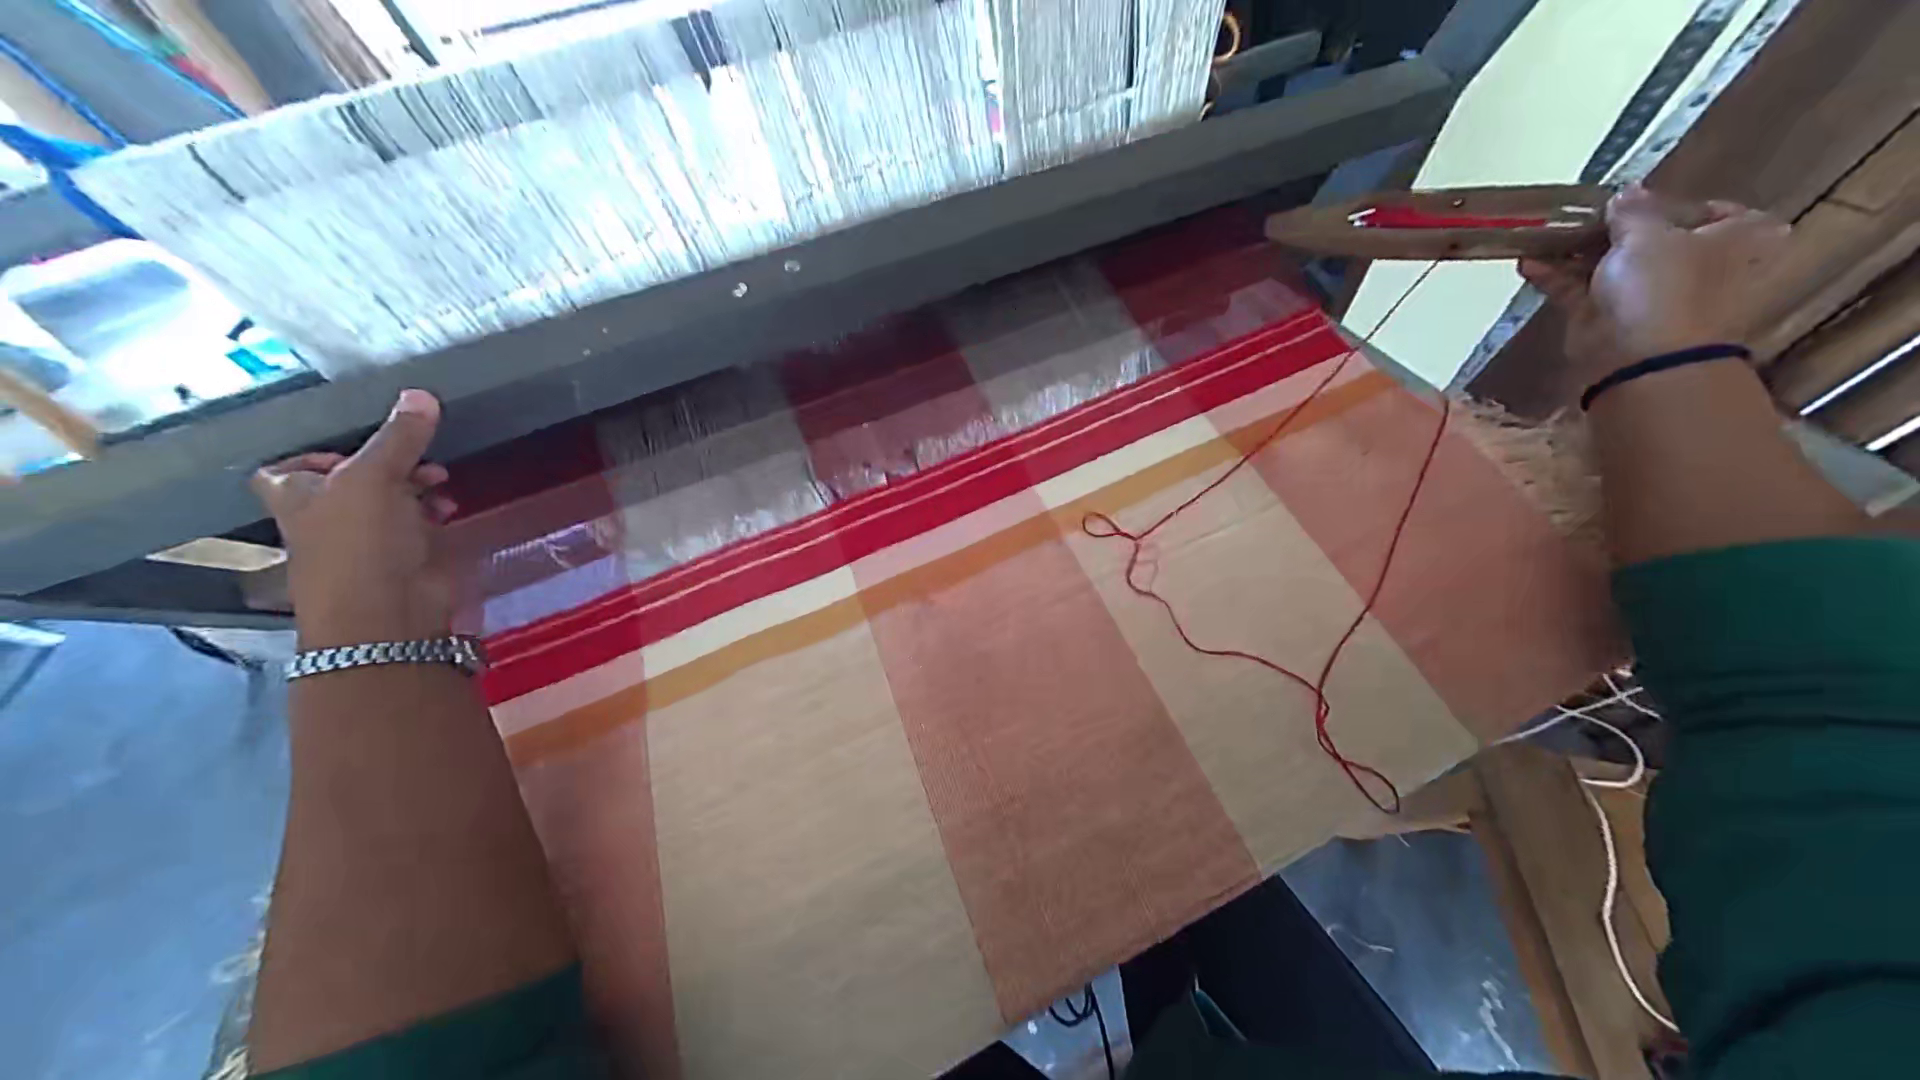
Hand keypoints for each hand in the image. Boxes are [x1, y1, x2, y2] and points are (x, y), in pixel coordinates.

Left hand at [252, 389, 458, 648]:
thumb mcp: (373, 477)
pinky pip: (420, 521)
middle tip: (419, 456)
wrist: (387, 612)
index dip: (323, 451)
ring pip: (392, 497)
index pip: (292, 464)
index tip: (365, 443)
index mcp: (296, 493)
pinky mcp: (406, 554)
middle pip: (355, 476)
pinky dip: (435, 511)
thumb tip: (420, 394)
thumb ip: (399, 437)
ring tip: (441, 481)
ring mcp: (368, 537)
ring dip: (418, 485)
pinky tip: (451, 507)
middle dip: (391, 463)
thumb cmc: (359, 543)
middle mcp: (327, 514)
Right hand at [1520, 184, 1790, 387]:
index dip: (1664, 203)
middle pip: (1651, 239)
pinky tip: (1529, 262)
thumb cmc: (1663, 285)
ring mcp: (1652, 294)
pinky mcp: (1609, 317)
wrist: (1637, 358)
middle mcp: (1701, 265)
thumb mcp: (1649, 233)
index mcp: (1741, 236)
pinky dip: (1555, 276)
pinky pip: (1580, 289)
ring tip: (1543, 237)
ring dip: (1575, 252)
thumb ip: (1634, 210)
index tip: (1627, 202)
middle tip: (1578, 217)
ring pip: (1611, 265)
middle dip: (1611, 230)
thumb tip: (1627, 192)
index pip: (1707, 209)